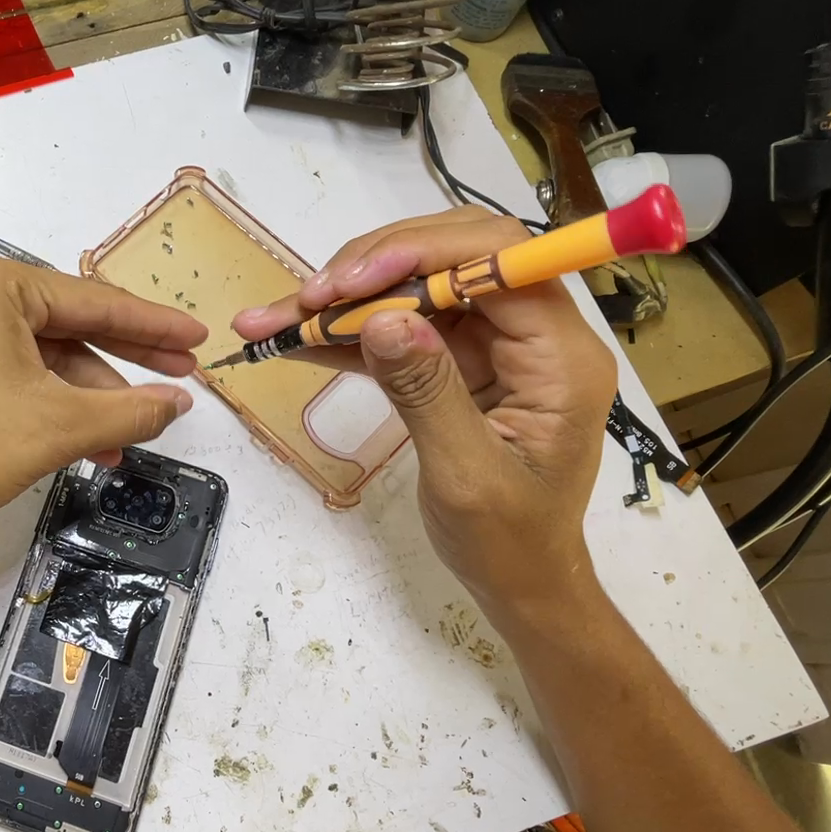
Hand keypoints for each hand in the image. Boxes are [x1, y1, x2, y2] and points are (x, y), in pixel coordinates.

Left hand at [0, 252, 206, 555]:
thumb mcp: (61, 427)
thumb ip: (132, 409)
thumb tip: (181, 402)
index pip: (93, 302)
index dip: (153, 326)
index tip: (197, 337)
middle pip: (69, 325)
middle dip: (126, 361)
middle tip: (181, 376)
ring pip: (44, 356)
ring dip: (89, 397)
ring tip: (129, 437)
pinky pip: (16, 372)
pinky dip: (53, 404)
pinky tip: (87, 440)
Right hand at [232, 206, 615, 616]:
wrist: (518, 578)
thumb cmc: (507, 540)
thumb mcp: (465, 474)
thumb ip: (426, 393)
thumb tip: (382, 323)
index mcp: (557, 354)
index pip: (496, 260)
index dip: (418, 253)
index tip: (346, 283)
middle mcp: (527, 334)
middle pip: (450, 258)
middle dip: (370, 270)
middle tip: (304, 300)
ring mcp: (487, 346)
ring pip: (411, 290)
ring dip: (340, 302)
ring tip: (273, 320)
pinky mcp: (452, 364)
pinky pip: (393, 332)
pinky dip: (341, 335)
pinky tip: (290, 339)